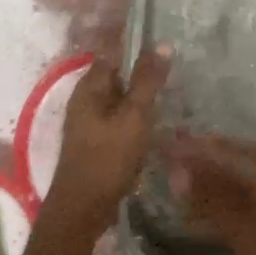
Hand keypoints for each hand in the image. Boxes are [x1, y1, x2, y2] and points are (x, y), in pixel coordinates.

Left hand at [42, 46, 170, 238]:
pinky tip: (154, 127)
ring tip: (171, 97)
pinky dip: (135, 119)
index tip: (166, 47)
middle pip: (117, 76)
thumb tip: (163, 44)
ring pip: (119, 99)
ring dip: (141, 99)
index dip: (139, 47)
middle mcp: (84, 99)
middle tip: (174, 74)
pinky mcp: (94, 142)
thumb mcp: (134, 117)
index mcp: (89, 86)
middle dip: (143, 74)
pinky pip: (118, 119)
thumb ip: (147, 81)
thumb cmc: (108, 158)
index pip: (114, 52)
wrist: (82, 210)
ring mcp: (87, 122)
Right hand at [165, 134, 255, 254]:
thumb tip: (178, 171)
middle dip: (201, 155)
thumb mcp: (244, 232)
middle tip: (169, 157)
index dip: (189, 147)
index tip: (160, 142)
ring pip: (242, 170)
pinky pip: (252, 185)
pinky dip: (230, 189)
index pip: (219, 147)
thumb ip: (212, 200)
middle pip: (232, 153)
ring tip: (186, 176)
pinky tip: (218, 200)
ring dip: (215, 173)